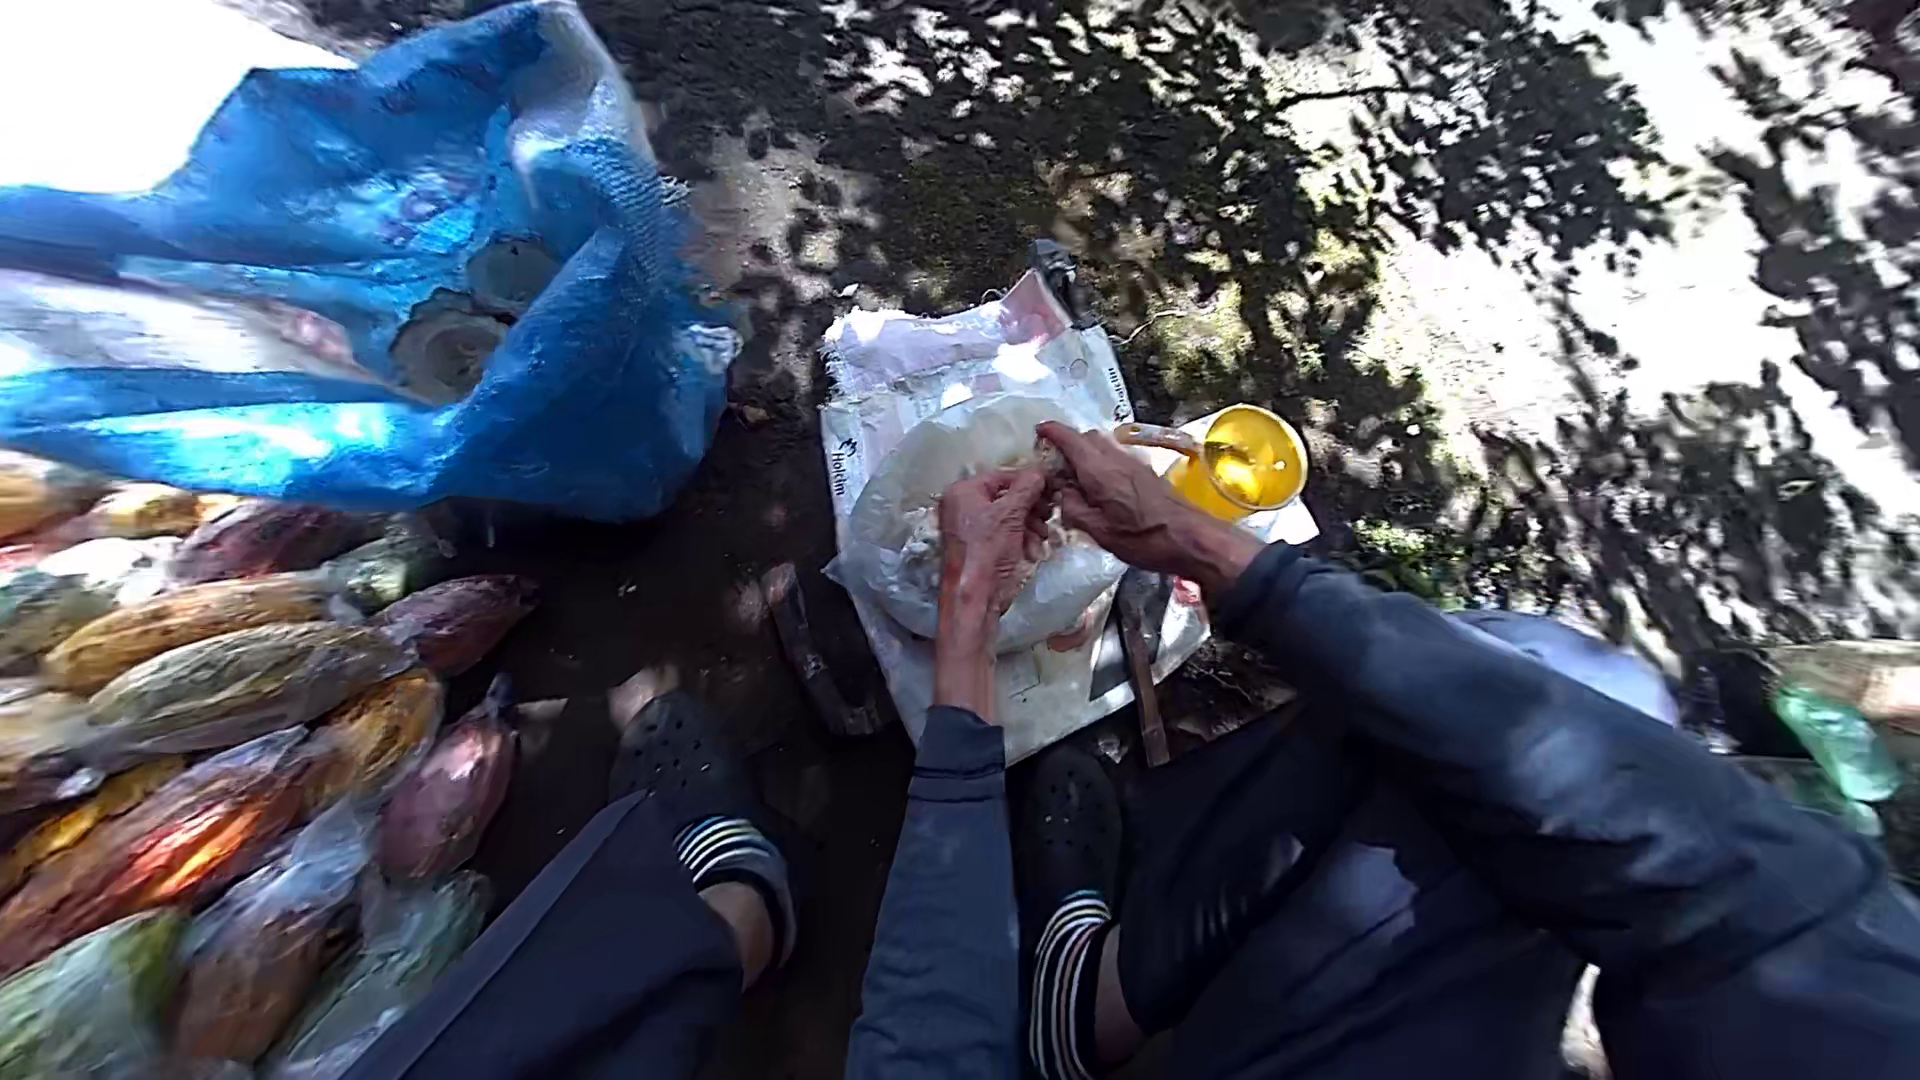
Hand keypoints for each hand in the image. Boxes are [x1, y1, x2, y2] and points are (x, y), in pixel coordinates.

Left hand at [933, 468, 1049, 722]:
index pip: (1001, 476)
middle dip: (1031, 507)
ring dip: (1030, 525)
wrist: (976, 596)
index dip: (1028, 482)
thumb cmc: (987, 550)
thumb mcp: (1010, 514)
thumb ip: (1027, 488)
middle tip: (1050, 513)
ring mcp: (971, 528)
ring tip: (1041, 536)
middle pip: (1007, 497)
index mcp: (962, 492)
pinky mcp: (981, 547)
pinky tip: (1033, 550)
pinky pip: (1006, 534)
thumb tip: (1040, 471)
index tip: (1052, 489)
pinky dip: (1022, 539)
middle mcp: (963, 506)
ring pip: (1010, 517)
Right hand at [1036, 421, 1262, 599]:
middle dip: (1067, 446)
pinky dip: (1099, 464)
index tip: (1037, 433)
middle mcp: (1116, 459)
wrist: (1194, 541)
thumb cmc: (1145, 540)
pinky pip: (1114, 457)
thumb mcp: (1099, 532)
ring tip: (1073, 481)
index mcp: (1100, 471)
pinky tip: (1097, 489)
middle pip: (1086, 438)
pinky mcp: (1144, 473)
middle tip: (1053, 468)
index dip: (1051, 432)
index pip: (1070, 438)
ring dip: (1084, 455)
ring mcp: (1133, 463)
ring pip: (1102, 446)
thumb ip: (1073, 508)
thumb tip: (1062, 492)